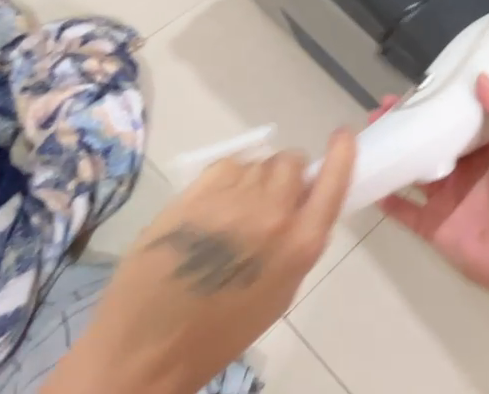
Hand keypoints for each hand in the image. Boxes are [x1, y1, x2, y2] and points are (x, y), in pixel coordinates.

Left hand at [42, 129, 356, 393]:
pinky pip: (226, 166)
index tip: (343, 135)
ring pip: (258, 163)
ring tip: (233, 209)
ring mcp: (231, 202)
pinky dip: (227, 178)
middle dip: (287, 175)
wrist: (146, 351)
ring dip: (254, 179)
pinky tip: (213, 205)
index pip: (333, 180)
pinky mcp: (192, 197)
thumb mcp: (281, 290)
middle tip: (270, 198)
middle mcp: (272, 215)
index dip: (341, 153)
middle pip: (291, 163)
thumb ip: (299, 240)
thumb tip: (304, 201)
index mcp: (301, 244)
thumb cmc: (221, 330)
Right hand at [379, 74, 488, 294]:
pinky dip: (385, 197)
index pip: (457, 119)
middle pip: (429, 142)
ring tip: (369, 136)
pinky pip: (403, 210)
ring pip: (412, 171)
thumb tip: (481, 76)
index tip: (415, 88)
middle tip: (380, 111)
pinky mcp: (430, 224)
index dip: (437, 104)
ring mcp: (444, 197)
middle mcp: (463, 169)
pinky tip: (366, 182)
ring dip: (393, 154)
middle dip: (407, 126)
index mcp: (485, 149)